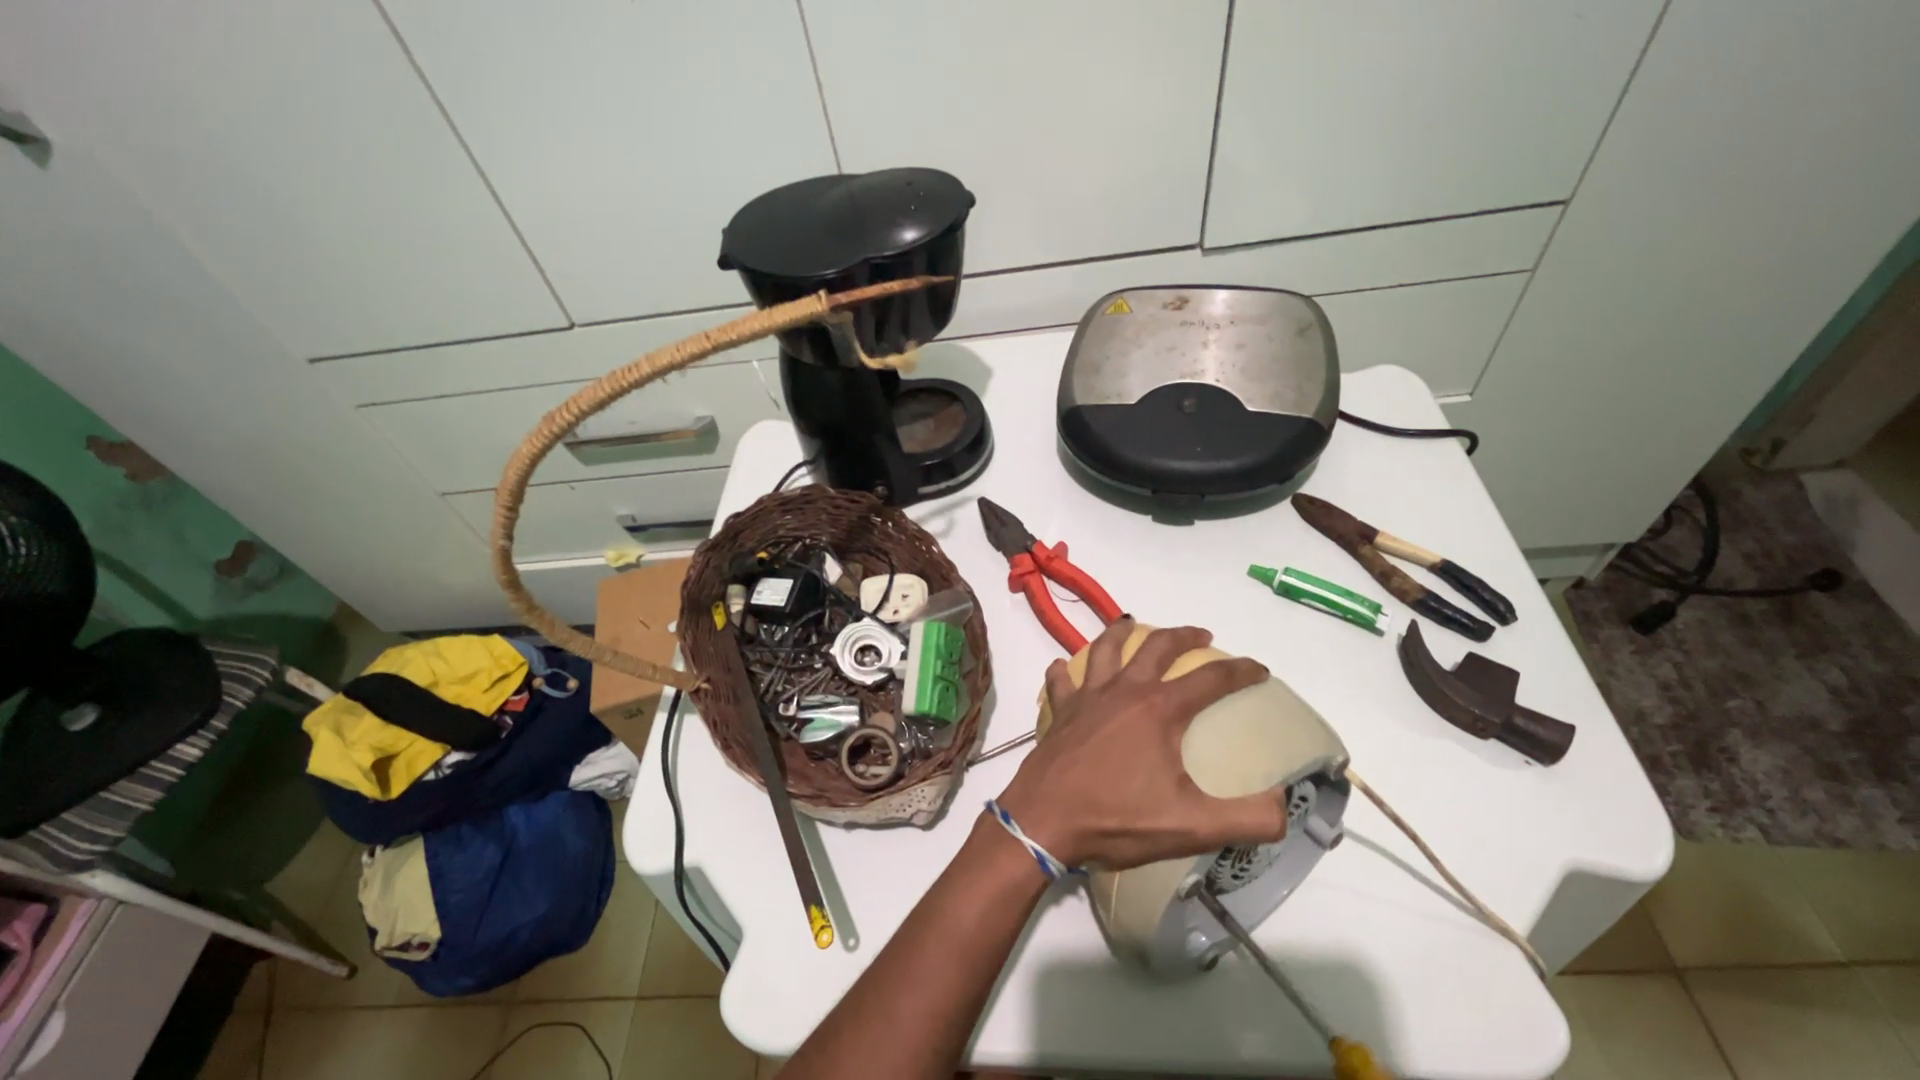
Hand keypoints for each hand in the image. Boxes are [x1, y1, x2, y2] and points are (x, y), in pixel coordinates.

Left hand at [993, 619, 1290, 869]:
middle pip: (1158, 647)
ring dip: (1123, 634)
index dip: (1240, 670)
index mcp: (1160, 710)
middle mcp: (1124, 692)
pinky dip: (1067, 669)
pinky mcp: (1060, 713)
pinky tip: (1066, 667)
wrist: (1042, 823)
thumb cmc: (1116, 821)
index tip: (1259, 669)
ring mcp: (1087, 698)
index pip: (1211, 678)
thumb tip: (1286, 808)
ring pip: (1106, 649)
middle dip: (1184, 636)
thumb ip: (1248, 819)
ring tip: (1133, 625)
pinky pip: (1063, 680)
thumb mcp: (1192, 827)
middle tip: (1202, 635)